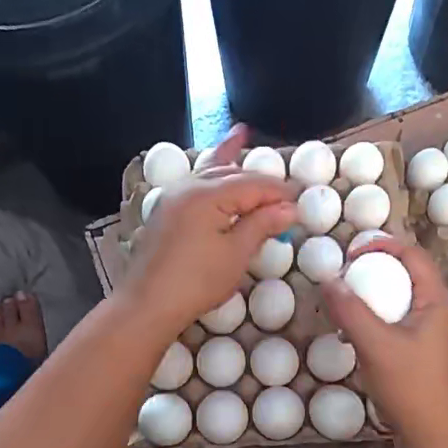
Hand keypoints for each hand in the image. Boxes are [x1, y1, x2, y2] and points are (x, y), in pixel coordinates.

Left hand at [121, 127, 297, 336]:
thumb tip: (289, 208)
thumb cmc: (197, 282)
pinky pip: (196, 186)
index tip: (300, 201)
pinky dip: (212, 178)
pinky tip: (215, 169)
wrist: (148, 304)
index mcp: (207, 194)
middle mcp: (188, 187)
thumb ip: (262, 225)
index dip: (279, 191)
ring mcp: (173, 198)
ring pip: (210, 174)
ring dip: (233, 167)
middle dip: (259, 181)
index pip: (253, 183)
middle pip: (231, 173)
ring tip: (244, 142)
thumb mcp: (237, 254)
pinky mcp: (167, 212)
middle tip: (284, 192)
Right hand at [321, 238, 447, 437]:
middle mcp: (434, 310)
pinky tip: (349, 333)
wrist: (427, 431)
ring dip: (369, 294)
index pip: (413, 255)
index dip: (383, 245)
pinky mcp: (414, 348)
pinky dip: (370, 317)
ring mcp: (425, 330)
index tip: (350, 254)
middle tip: (342, 274)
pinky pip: (391, 319)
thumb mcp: (374, 344)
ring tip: (342, 303)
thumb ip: (350, 310)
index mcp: (435, 301)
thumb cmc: (407, 385)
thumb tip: (327, 280)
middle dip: (372, 269)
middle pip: (404, 273)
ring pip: (395, 298)